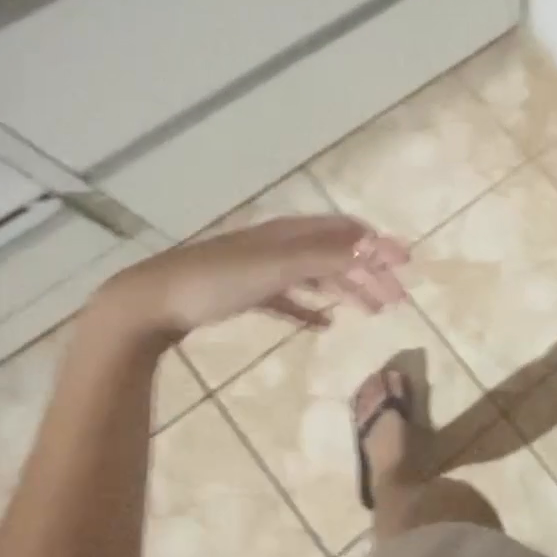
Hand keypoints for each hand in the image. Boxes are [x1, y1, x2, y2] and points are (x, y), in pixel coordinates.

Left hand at [90, 215, 408, 341]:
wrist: (149, 302)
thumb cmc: (217, 280)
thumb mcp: (278, 266)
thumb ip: (329, 258)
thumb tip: (378, 250)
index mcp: (291, 232)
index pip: (347, 231)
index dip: (378, 245)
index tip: (408, 264)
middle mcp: (281, 244)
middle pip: (336, 254)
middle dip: (370, 273)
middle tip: (396, 299)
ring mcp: (262, 269)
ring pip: (317, 276)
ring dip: (348, 291)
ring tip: (372, 311)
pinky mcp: (246, 293)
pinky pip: (290, 299)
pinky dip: (311, 309)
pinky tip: (323, 325)